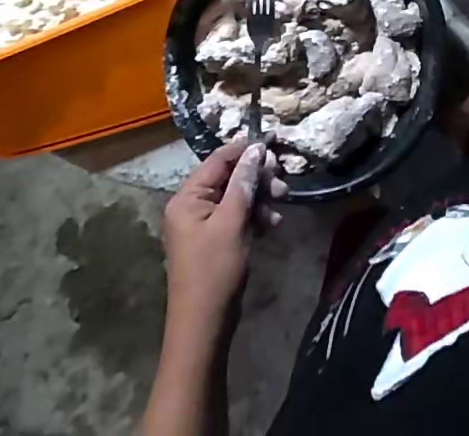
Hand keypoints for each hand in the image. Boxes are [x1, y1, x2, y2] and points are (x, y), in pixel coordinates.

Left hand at [161, 140, 286, 321]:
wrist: (205, 324)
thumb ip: (244, 181)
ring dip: (260, 196)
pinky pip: (237, 215)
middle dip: (257, 177)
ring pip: (237, 195)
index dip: (246, 149)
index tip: (274, 144)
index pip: (218, 160)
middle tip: (281, 182)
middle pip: (229, 176)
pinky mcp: (215, 238)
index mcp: (187, 197)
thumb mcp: (233, 221)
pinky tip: (272, 224)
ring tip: (281, 202)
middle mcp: (192, 205)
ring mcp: (203, 223)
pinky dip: (255, 215)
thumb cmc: (215, 269)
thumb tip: (255, 148)